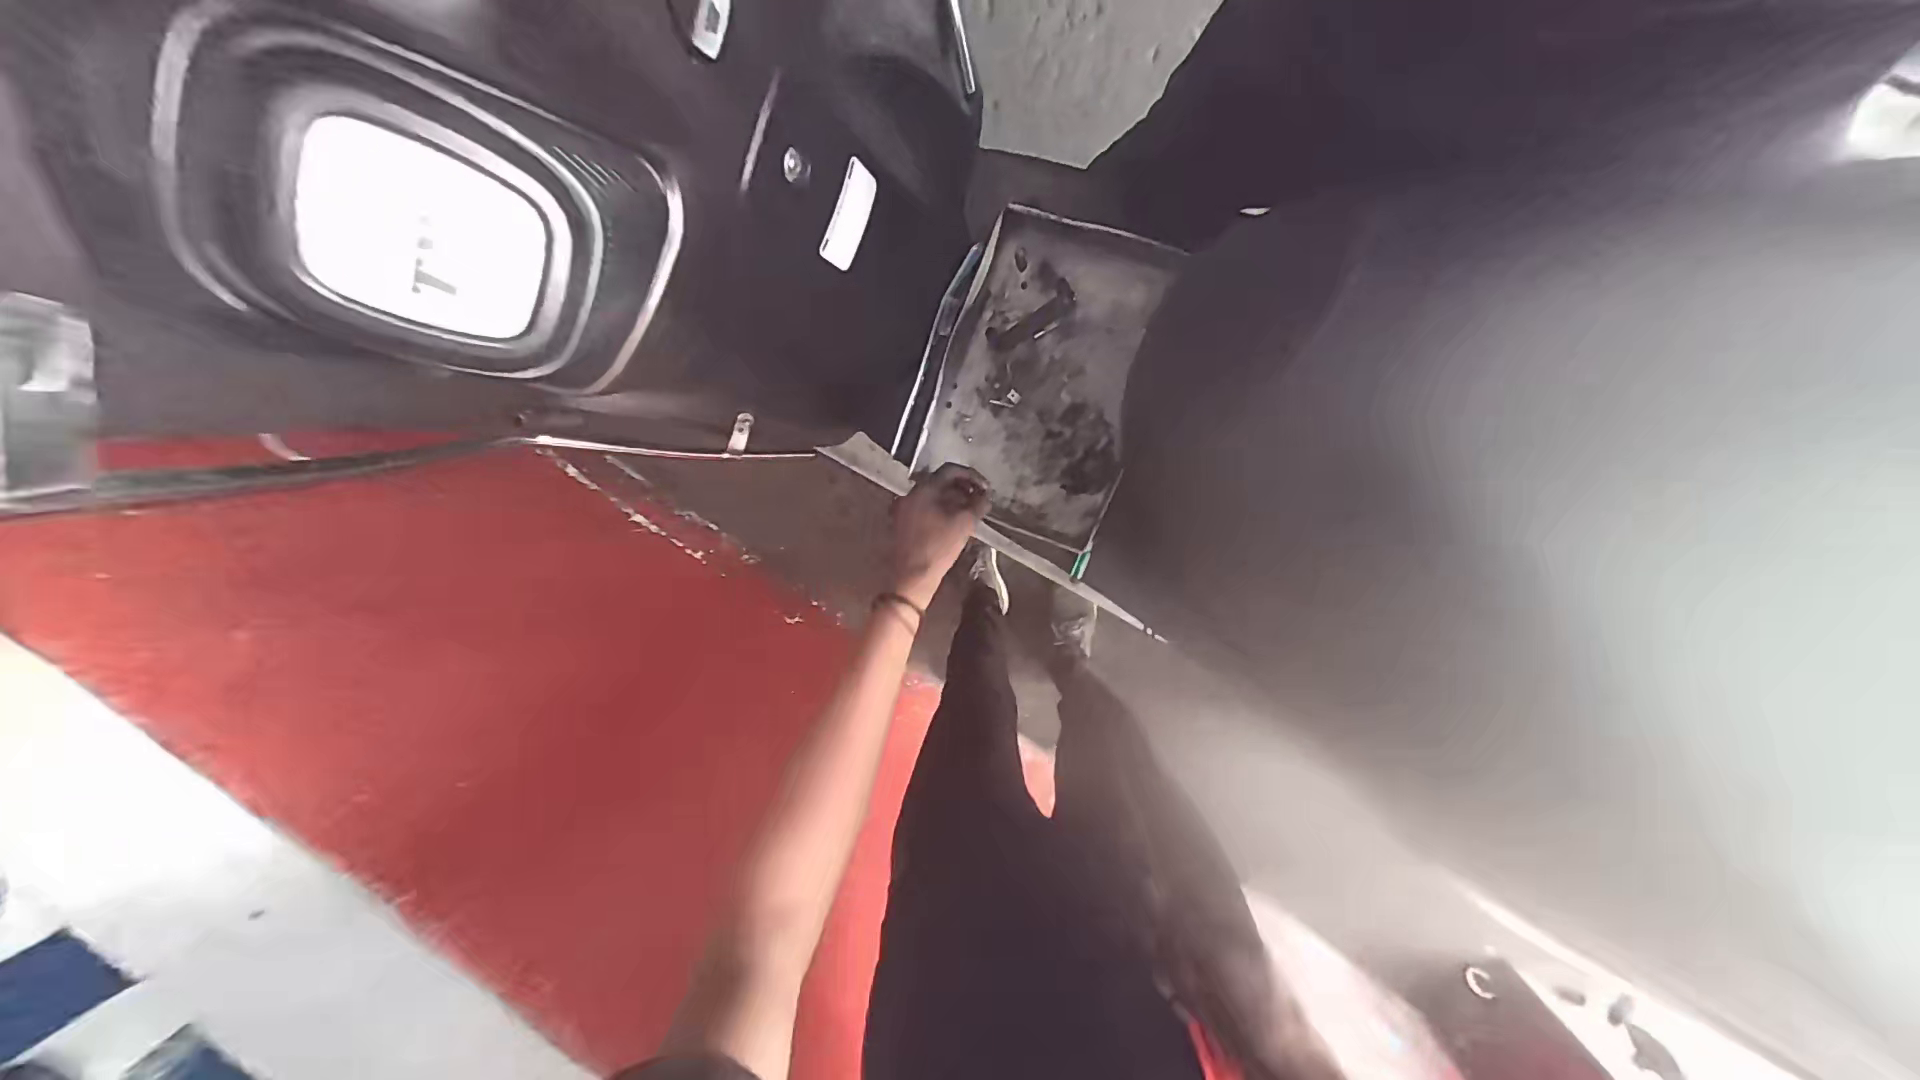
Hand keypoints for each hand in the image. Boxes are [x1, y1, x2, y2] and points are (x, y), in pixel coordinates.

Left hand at [888, 463, 989, 608]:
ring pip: (931, 496)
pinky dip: (939, 509)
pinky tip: (951, 522)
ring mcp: (901, 509)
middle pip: (939, 482)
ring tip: (968, 511)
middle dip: (962, 488)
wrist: (909, 579)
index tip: (984, 487)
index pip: (949, 470)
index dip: (971, 476)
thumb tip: (985, 496)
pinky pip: (923, 508)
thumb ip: (978, 505)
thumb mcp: (964, 525)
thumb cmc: (937, 549)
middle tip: (978, 498)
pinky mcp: (900, 524)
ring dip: (951, 499)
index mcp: (922, 489)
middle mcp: (908, 494)